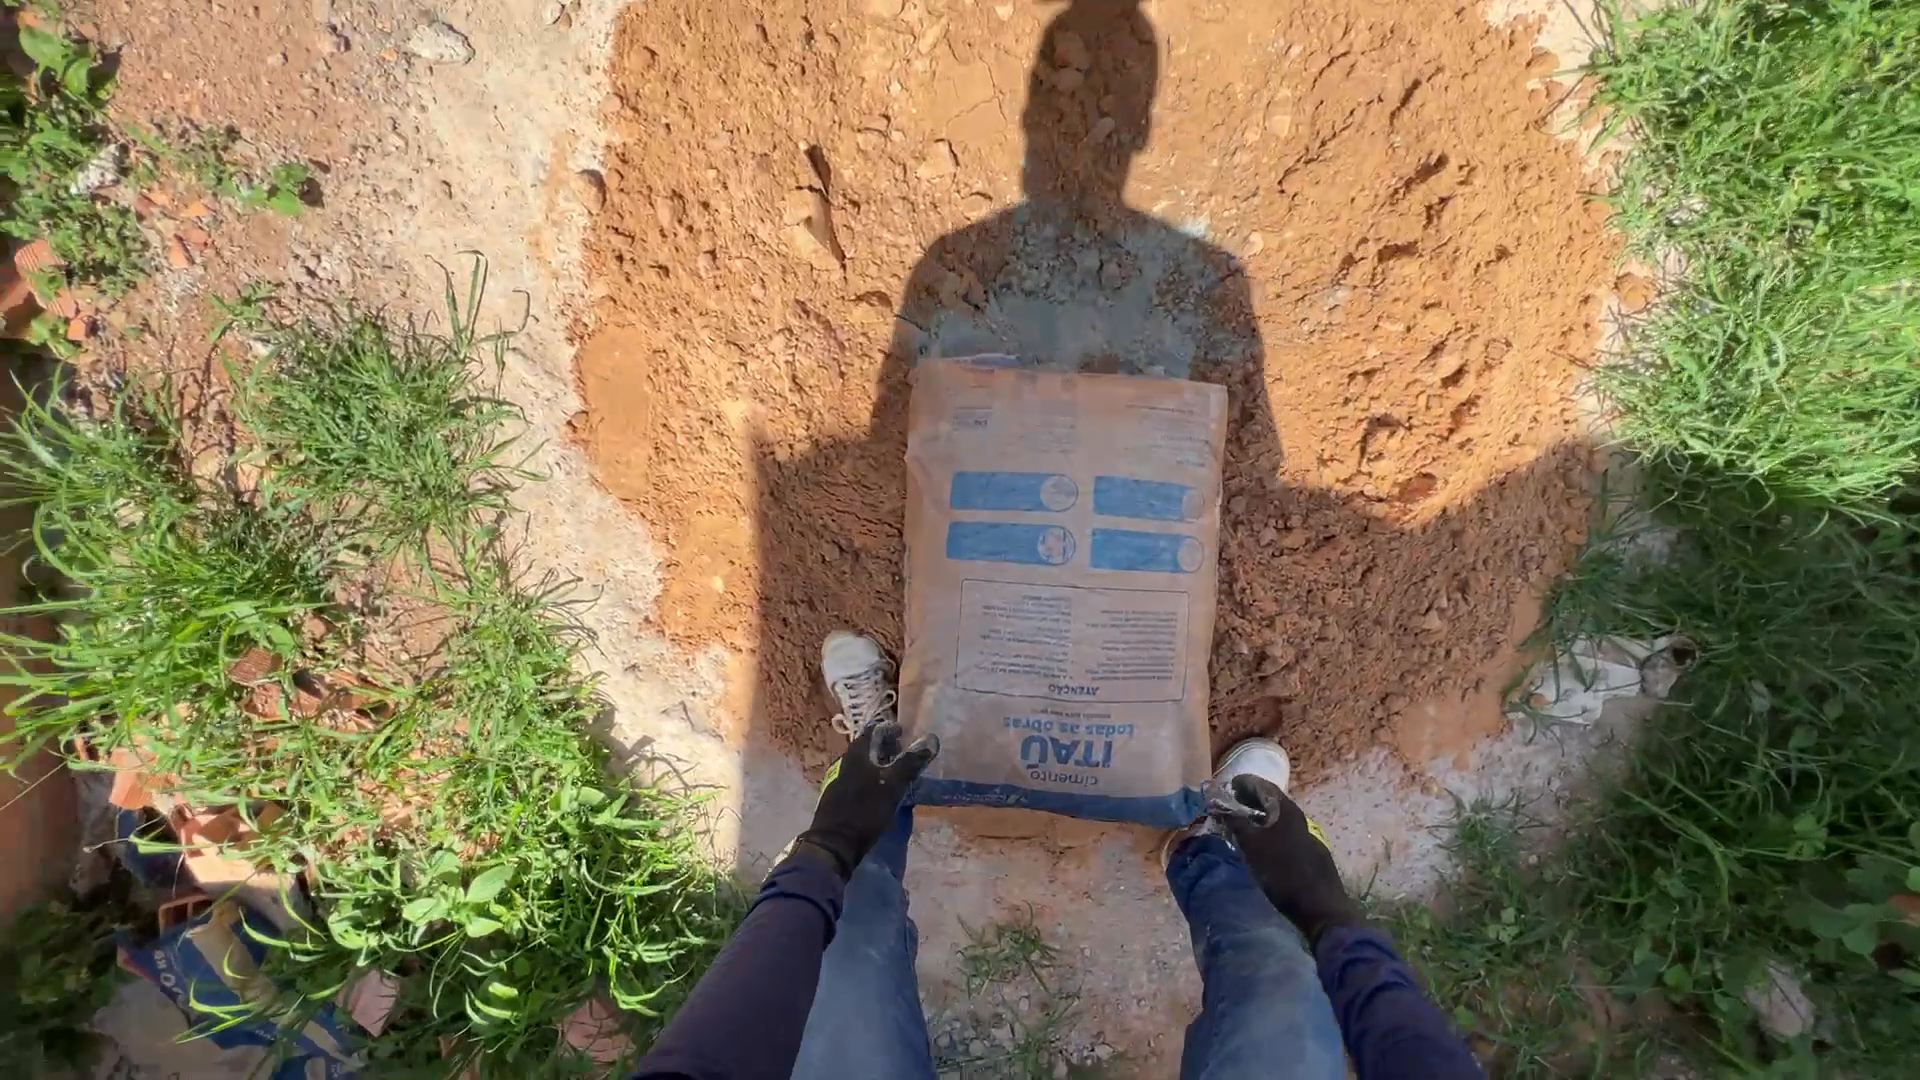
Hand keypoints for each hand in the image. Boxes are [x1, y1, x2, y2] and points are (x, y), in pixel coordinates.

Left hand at [794, 722, 938, 879]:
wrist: (834, 845)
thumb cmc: (865, 809)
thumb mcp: (893, 785)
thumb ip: (911, 762)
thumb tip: (931, 740)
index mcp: (856, 753)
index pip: (873, 730)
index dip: (890, 729)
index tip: (905, 733)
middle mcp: (845, 762)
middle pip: (868, 748)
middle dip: (887, 747)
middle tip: (905, 753)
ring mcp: (840, 781)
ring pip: (864, 765)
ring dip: (880, 765)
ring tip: (898, 773)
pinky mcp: (839, 799)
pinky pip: (860, 780)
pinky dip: (873, 779)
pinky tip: (883, 792)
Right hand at [1221, 774, 1365, 946]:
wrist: (1322, 909)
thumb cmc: (1282, 871)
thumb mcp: (1251, 844)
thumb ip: (1233, 820)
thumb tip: (1216, 802)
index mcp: (1286, 810)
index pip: (1263, 785)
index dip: (1244, 783)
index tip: (1227, 785)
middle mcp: (1299, 819)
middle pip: (1272, 801)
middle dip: (1250, 800)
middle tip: (1230, 804)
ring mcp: (1307, 837)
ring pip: (1278, 820)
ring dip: (1259, 818)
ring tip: (1240, 825)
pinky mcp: (1311, 855)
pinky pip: (1285, 835)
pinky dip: (1269, 832)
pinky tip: (1261, 846)